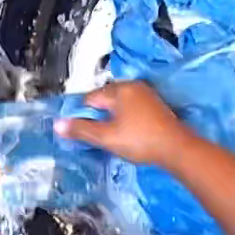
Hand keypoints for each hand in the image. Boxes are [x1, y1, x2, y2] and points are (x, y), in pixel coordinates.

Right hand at [57, 81, 195, 167]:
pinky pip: (131, 107)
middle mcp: (132, 86)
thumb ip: (81, 130)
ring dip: (112, 117)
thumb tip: (57, 124)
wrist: (177, 148)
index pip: (89, 99)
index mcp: (118, 90)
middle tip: (99, 136)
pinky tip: (129, 132)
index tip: (84, 133)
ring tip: (113, 136)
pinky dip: (125, 117)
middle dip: (98, 115)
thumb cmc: (140, 140)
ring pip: (118, 103)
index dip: (83, 116)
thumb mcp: (107, 138)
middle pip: (104, 99)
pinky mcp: (155, 104)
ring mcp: (146, 94)